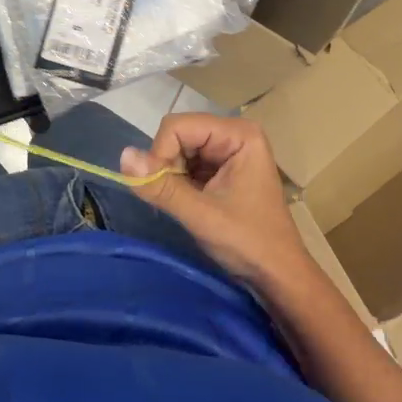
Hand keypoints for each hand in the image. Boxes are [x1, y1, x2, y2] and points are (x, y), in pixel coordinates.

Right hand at [119, 113, 312, 287]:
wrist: (278, 275)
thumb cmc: (248, 243)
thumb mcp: (201, 215)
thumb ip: (161, 186)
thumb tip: (123, 155)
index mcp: (239, 134)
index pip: (177, 126)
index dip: (160, 154)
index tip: (161, 190)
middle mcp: (234, 134)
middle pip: (177, 135)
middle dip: (167, 166)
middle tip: (176, 200)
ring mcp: (228, 152)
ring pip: (178, 150)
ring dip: (171, 176)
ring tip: (185, 204)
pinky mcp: (222, 169)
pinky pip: (186, 164)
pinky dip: (178, 183)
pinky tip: (188, 204)